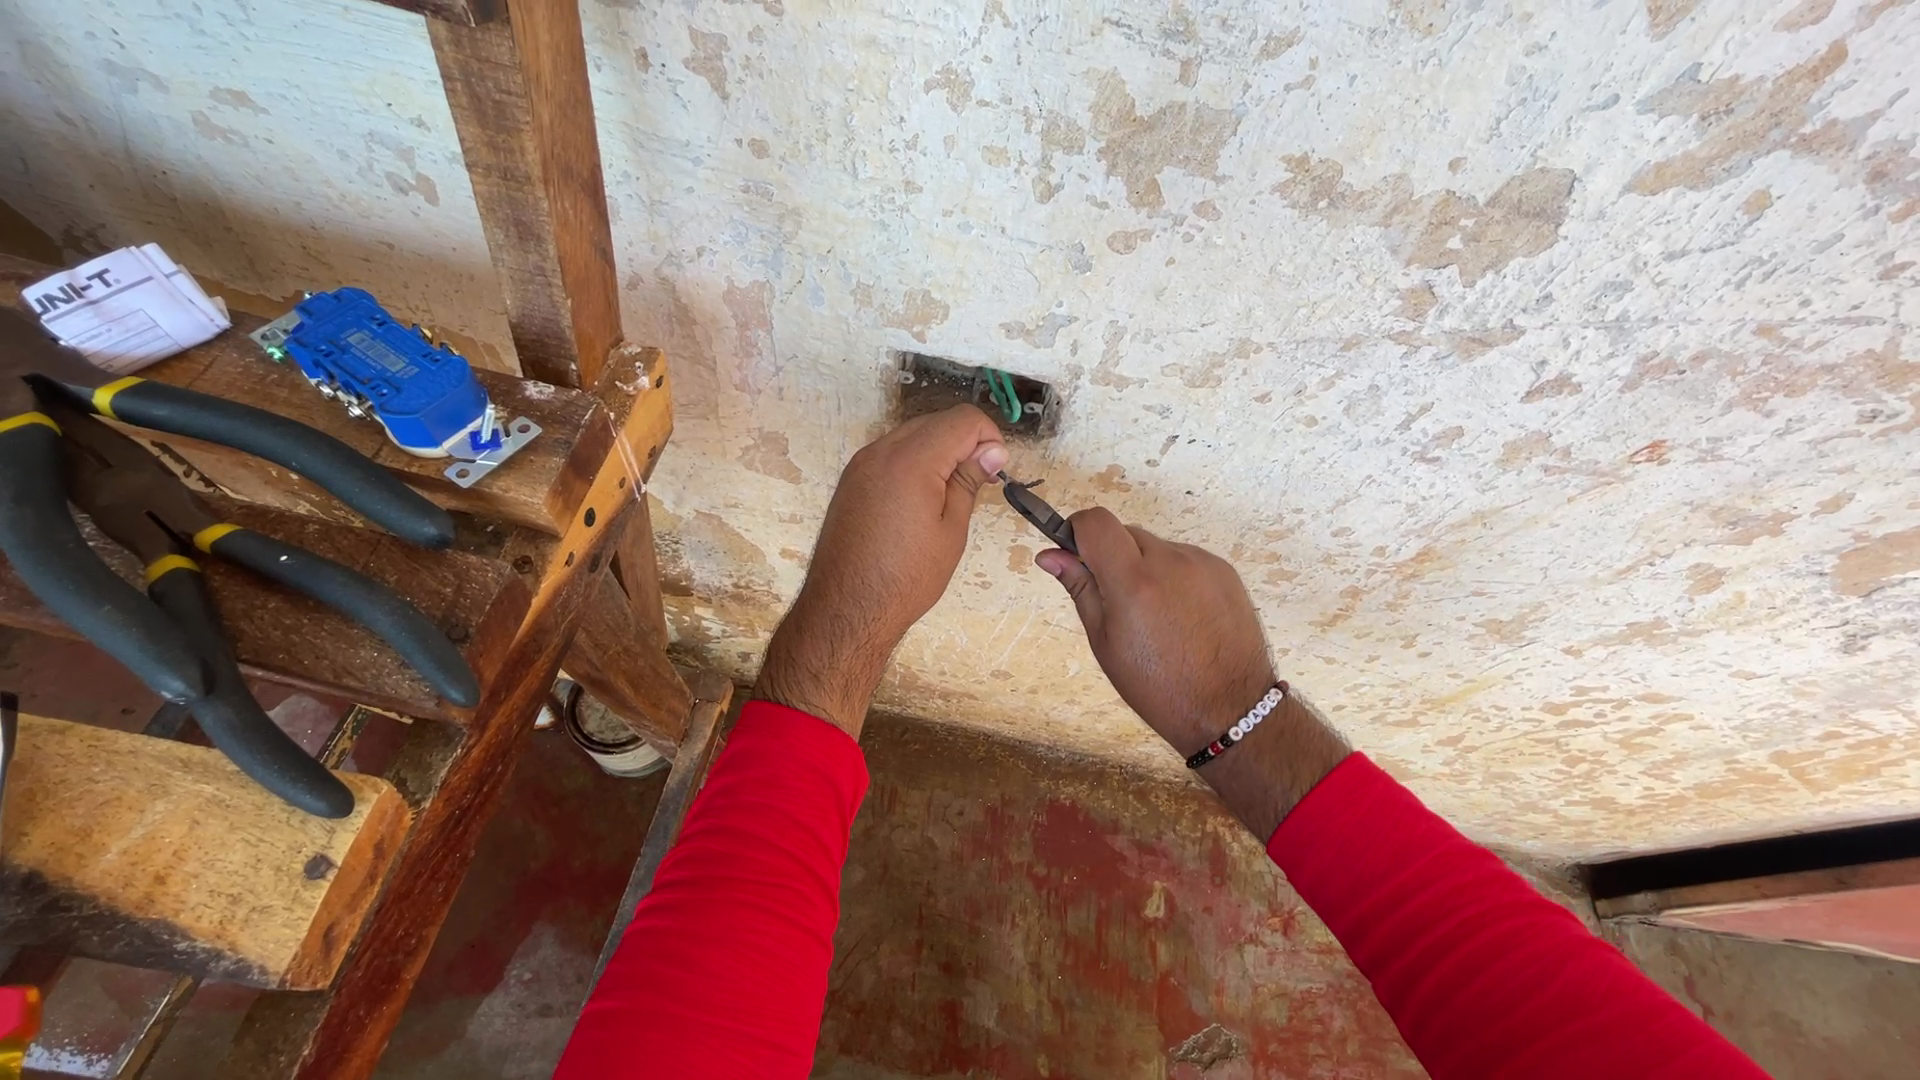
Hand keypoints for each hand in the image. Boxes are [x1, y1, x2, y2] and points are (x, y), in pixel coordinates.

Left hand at [755, 406, 1007, 737]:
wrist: (847, 608)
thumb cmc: (907, 577)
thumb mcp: (951, 530)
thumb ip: (969, 481)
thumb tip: (993, 450)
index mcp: (911, 460)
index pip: (963, 420)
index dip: (988, 438)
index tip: (994, 470)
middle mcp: (882, 451)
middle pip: (937, 422)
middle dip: (964, 443)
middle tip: (978, 483)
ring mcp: (861, 463)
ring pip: (913, 434)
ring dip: (939, 451)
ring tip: (949, 495)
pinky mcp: (852, 479)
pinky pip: (892, 453)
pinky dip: (914, 462)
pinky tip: (921, 498)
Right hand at [1036, 509, 1348, 837]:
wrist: (1229, 709)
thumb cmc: (1156, 686)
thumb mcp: (1105, 642)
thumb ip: (1080, 588)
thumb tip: (1049, 554)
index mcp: (1133, 582)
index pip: (1096, 522)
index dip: (1078, 530)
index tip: (1075, 554)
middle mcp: (1170, 561)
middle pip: (1125, 533)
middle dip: (1112, 556)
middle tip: (1116, 601)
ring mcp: (1201, 563)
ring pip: (1155, 547)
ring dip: (1144, 567)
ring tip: (1155, 616)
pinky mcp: (1224, 570)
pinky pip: (1184, 559)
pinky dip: (1173, 576)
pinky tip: (1180, 615)